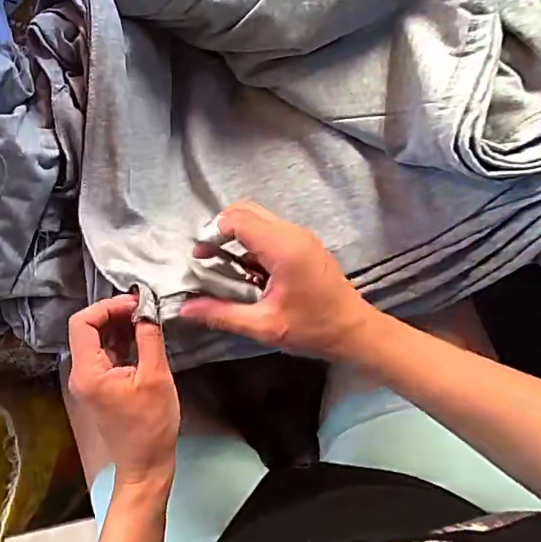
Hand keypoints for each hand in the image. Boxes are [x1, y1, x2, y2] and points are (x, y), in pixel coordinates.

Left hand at [64, 295, 179, 491]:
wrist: (145, 466)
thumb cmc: (151, 426)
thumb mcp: (156, 376)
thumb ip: (149, 337)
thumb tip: (147, 308)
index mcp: (87, 372)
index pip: (83, 323)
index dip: (107, 307)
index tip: (134, 304)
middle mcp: (81, 374)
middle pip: (87, 329)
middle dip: (113, 313)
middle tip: (141, 308)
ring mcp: (88, 381)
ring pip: (96, 340)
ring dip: (117, 326)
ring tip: (144, 318)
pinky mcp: (100, 386)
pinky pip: (104, 354)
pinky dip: (120, 341)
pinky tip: (141, 335)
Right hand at [178, 200, 387, 361]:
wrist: (356, 332)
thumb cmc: (312, 329)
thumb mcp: (263, 326)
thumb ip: (221, 315)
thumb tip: (184, 308)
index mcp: (283, 248)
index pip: (237, 219)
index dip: (212, 233)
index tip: (201, 257)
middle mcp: (292, 233)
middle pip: (245, 209)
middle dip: (220, 228)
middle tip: (208, 256)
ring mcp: (300, 235)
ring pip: (256, 215)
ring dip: (234, 232)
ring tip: (224, 262)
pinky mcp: (303, 242)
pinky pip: (268, 227)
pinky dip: (249, 239)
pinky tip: (247, 268)